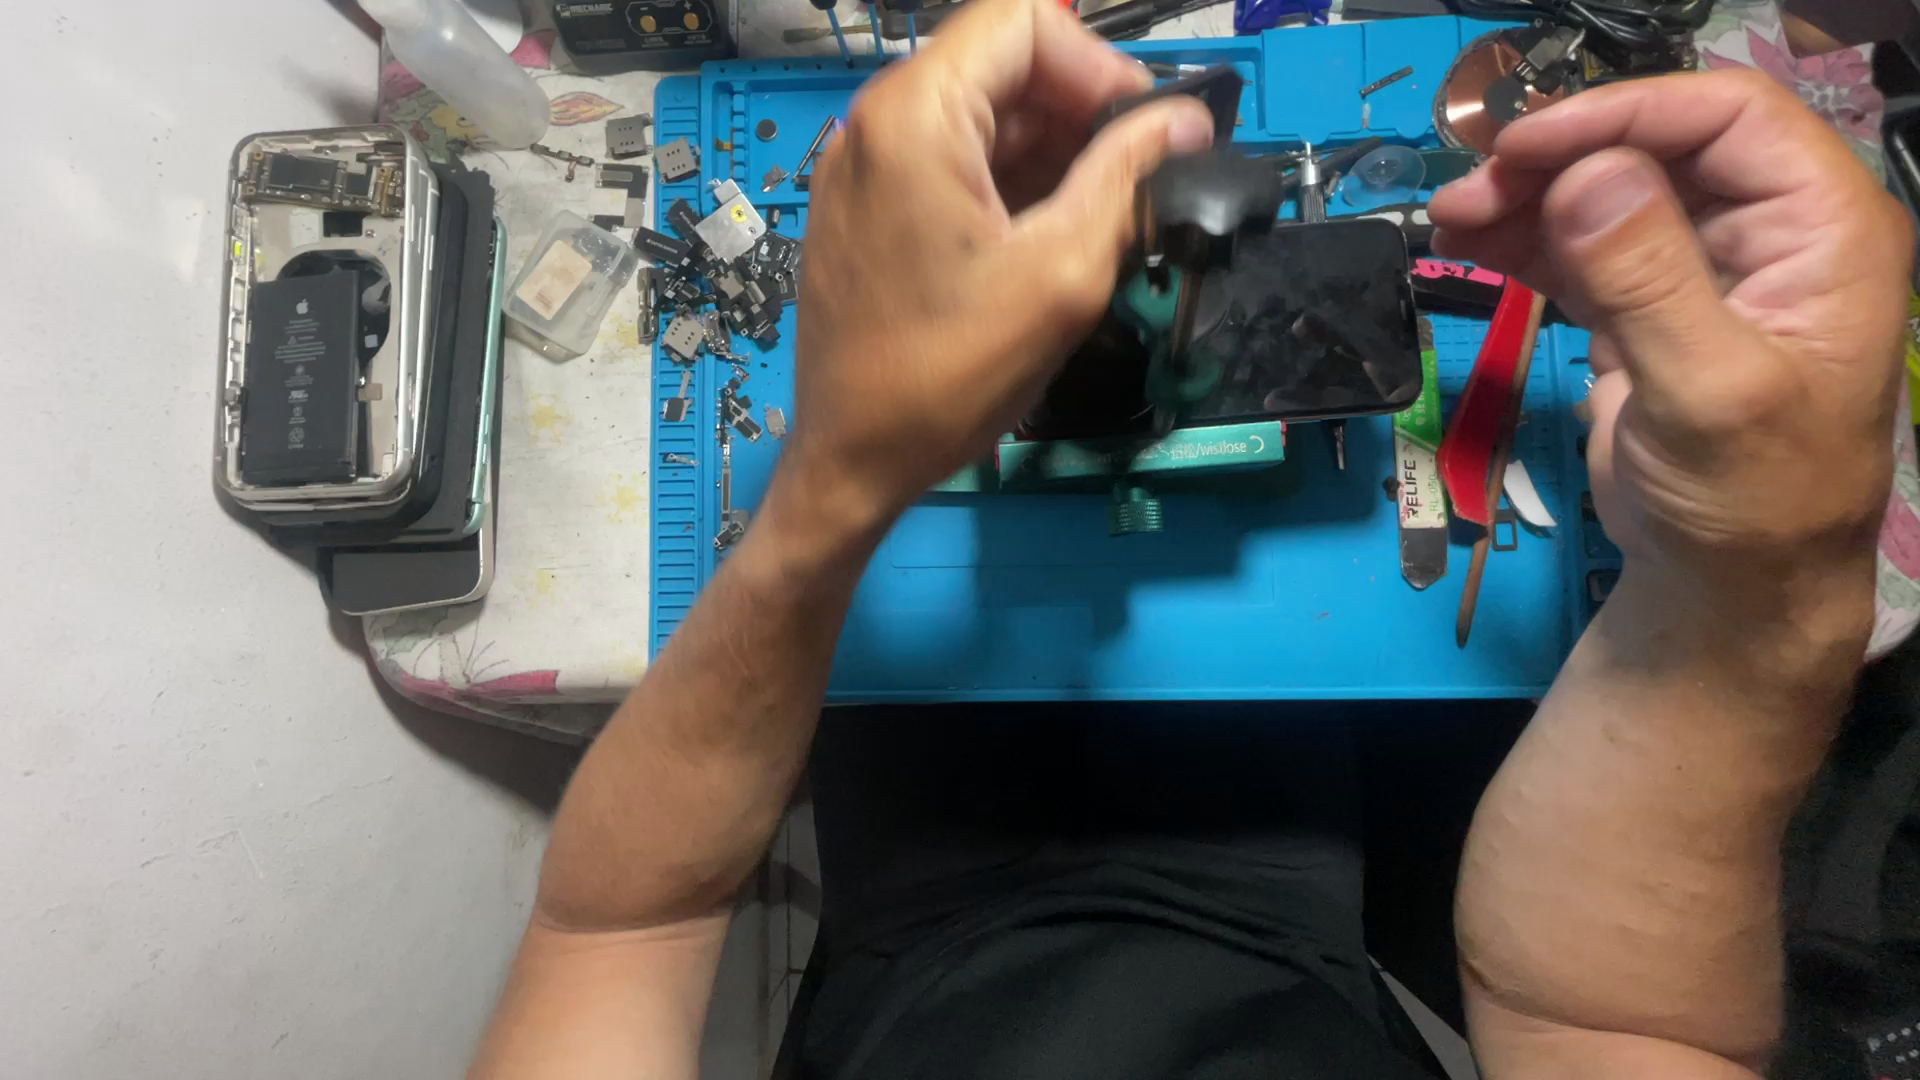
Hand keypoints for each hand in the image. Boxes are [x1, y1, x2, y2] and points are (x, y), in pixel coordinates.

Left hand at [778, 0, 1213, 530]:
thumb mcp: (1059, 279)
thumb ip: (1126, 184)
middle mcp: (871, 129)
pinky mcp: (858, 222)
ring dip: (1042, 164)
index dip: (1100, 69)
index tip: (1144, 135)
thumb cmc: (947, 380)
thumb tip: (1181, 126)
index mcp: (913, 118)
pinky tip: (1035, 247)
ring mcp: (857, 178)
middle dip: (1076, 121)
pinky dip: (998, 196)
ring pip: (971, 130)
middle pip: (996, 75)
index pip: (1023, 24)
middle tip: (1129, 189)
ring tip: (1090, 229)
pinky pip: (940, 177)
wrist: (854, 462)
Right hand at [1429, 70, 1912, 628]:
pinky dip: (1516, 248)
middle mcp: (1753, 235)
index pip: (1725, 123)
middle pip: (1649, 156)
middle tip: (1461, 197)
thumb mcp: (1705, 389)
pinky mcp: (1632, 315)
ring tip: (1446, 221)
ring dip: (1520, 205)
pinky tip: (1467, 248)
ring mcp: (1686, 275)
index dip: (1619, 116)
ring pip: (1599, 205)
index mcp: (1813, 229)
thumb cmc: (1744, 488)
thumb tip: (1583, 178)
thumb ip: (1649, 283)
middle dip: (1551, 165)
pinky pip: (1571, 259)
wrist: (1720, 566)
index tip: (1517, 149)